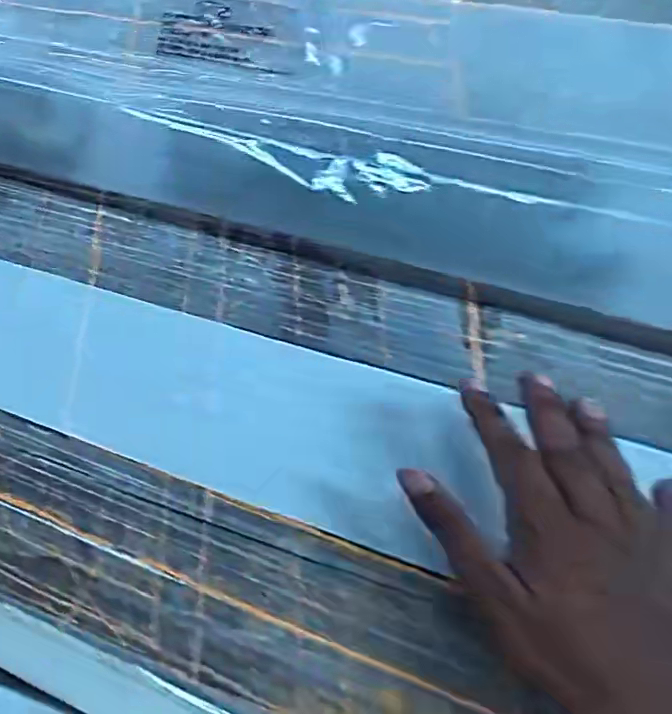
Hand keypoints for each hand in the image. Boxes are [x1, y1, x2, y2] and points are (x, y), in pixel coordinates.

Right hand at [398, 374, 671, 713]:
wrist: (647, 709)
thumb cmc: (555, 647)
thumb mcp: (490, 594)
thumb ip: (453, 531)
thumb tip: (411, 472)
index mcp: (549, 529)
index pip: (513, 458)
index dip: (490, 419)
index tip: (469, 386)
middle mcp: (599, 528)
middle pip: (569, 458)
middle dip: (546, 414)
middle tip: (533, 377)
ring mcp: (645, 549)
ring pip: (618, 479)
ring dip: (598, 438)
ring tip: (586, 404)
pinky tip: (670, 479)